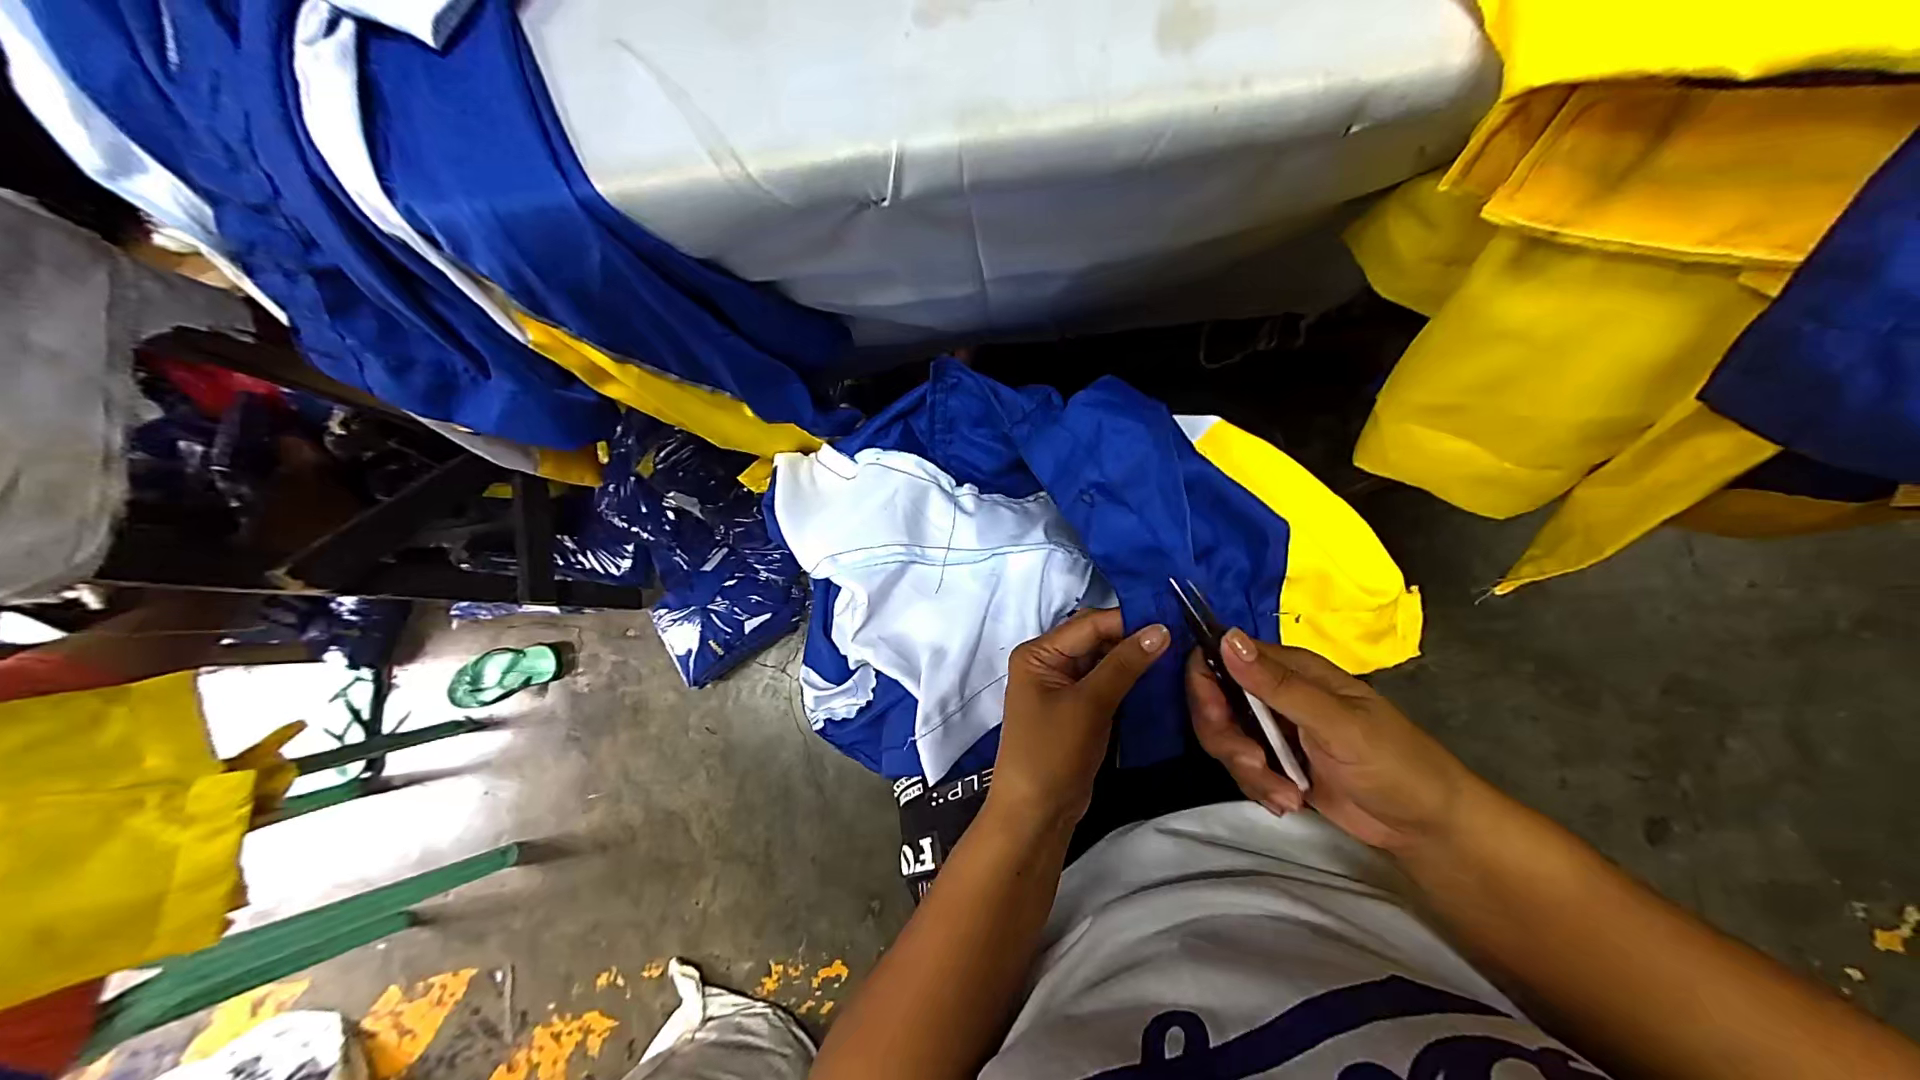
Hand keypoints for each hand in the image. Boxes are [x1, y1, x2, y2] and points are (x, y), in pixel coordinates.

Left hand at [989, 609, 1169, 828]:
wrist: (1037, 812)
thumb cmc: (1053, 752)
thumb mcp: (1090, 704)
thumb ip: (1124, 664)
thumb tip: (1160, 629)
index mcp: (1038, 653)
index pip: (1089, 624)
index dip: (1129, 620)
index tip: (1172, 620)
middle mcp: (1048, 662)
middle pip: (1096, 639)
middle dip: (1133, 638)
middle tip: (1180, 637)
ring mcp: (1063, 686)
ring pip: (1104, 661)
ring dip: (1134, 659)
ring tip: (1178, 654)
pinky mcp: (1078, 708)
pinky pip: (1106, 683)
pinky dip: (1130, 681)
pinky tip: (1160, 679)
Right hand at [1185, 629, 1481, 854]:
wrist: (1427, 826)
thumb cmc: (1395, 762)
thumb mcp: (1336, 723)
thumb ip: (1278, 684)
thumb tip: (1227, 638)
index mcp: (1291, 669)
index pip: (1223, 656)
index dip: (1206, 682)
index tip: (1217, 715)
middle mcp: (1275, 694)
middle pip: (1215, 704)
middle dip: (1226, 738)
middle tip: (1254, 762)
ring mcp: (1274, 730)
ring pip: (1225, 741)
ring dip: (1247, 771)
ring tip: (1288, 795)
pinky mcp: (1276, 764)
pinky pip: (1242, 770)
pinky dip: (1259, 788)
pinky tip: (1289, 801)